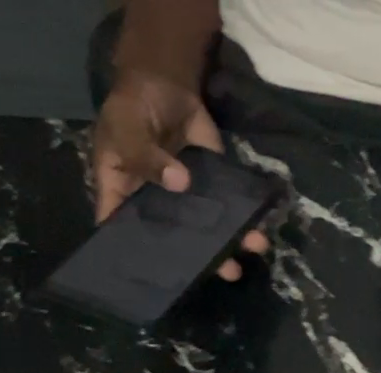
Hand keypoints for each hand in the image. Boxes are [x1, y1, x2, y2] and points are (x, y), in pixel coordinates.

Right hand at [91, 69, 268, 279]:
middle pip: (173, 240)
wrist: (168, 85)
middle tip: (218, 271)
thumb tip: (178, 182)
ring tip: (244, 259)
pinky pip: (228, 210)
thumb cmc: (133, 107)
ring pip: (205, 229)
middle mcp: (155, 206)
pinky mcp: (212, 188)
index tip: (156, 280)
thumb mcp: (128, 128)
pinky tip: (258, 234)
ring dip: (227, 244)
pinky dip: (243, 222)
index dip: (136, 257)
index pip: (123, 233)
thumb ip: (146, 157)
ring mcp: (186, 200)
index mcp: (122, 195)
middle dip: (197, 258)